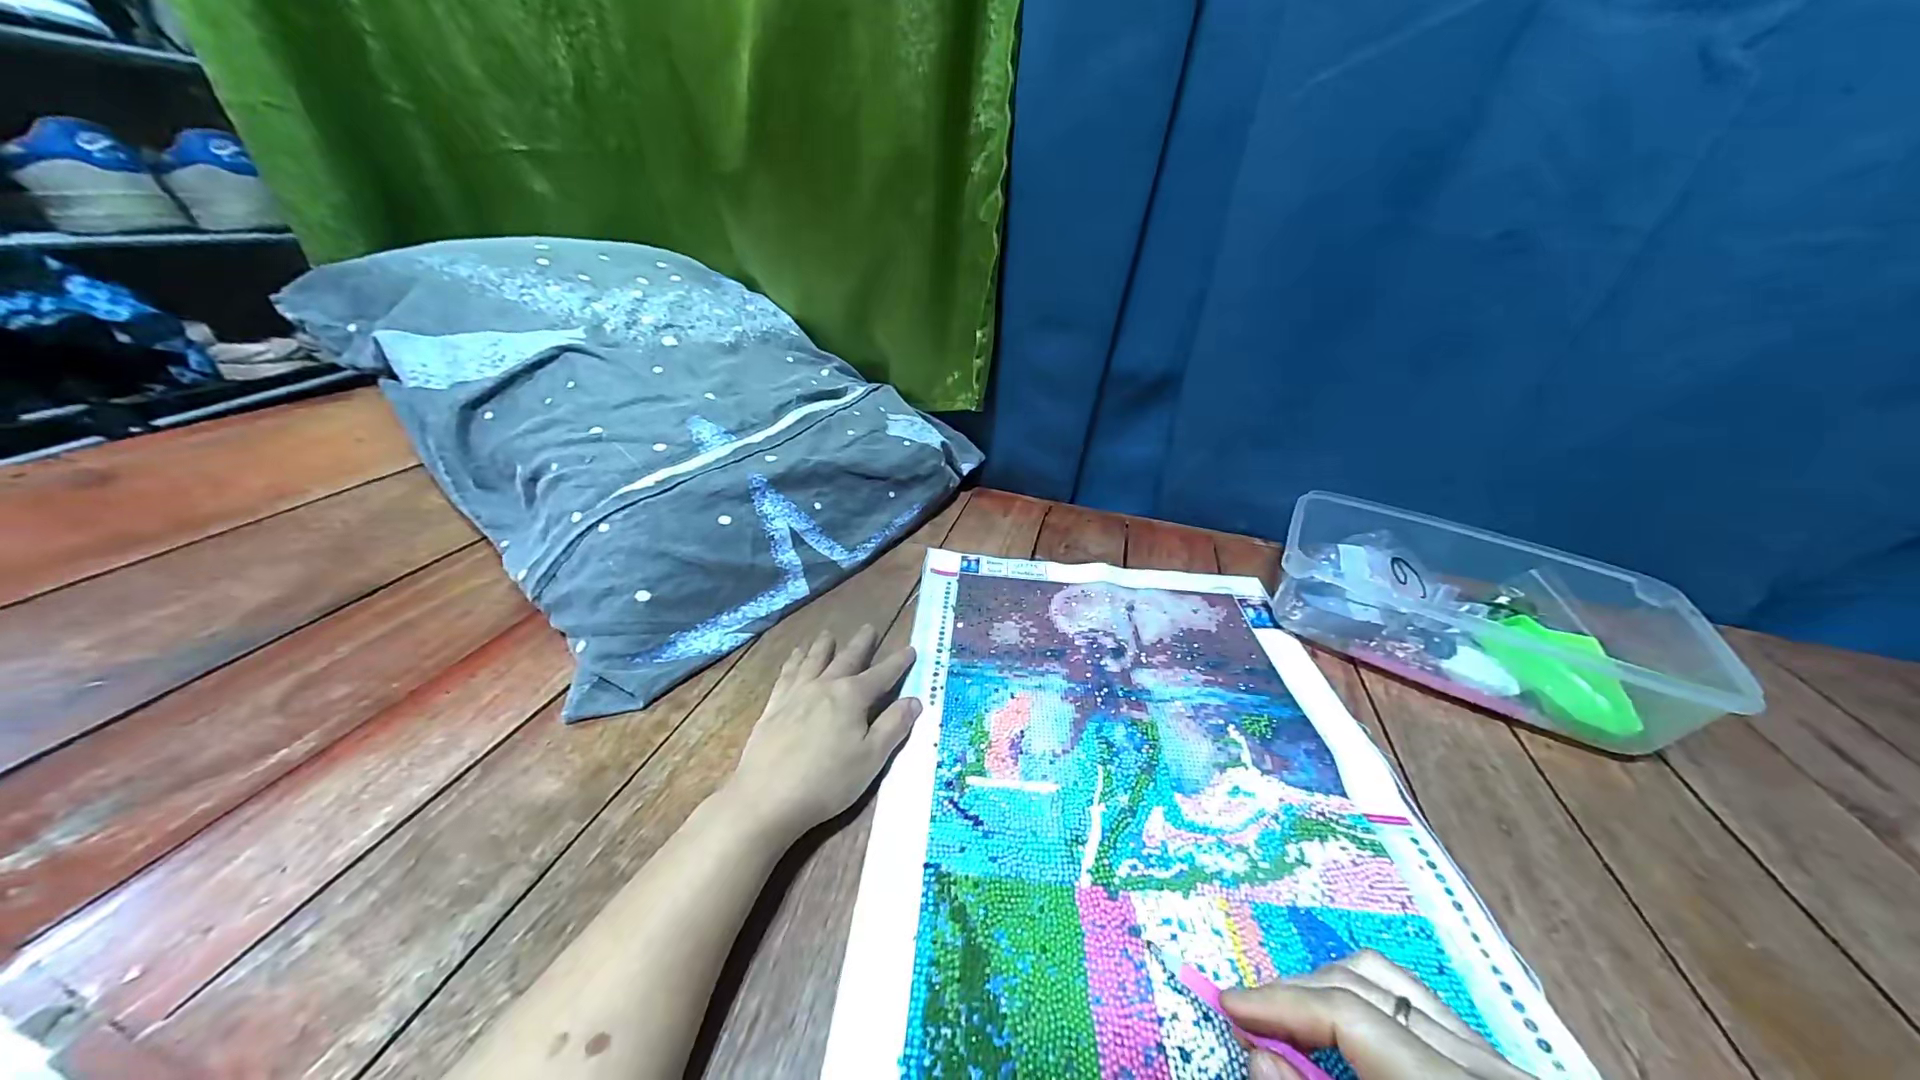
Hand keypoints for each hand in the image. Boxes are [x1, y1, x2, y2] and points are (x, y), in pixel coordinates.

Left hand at [723, 625, 919, 843]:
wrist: (767, 798)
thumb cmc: (828, 782)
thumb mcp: (871, 758)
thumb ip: (894, 726)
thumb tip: (914, 700)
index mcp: (852, 697)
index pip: (882, 675)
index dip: (898, 663)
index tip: (910, 649)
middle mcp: (824, 686)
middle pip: (846, 660)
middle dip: (861, 644)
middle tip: (868, 628)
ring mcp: (796, 694)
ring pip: (814, 661)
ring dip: (823, 646)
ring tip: (828, 634)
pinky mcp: (773, 707)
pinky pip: (787, 675)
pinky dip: (794, 661)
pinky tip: (795, 657)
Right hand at [1221, 950, 1533, 1079]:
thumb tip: (1257, 1055)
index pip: (1349, 1012)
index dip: (1279, 1003)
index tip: (1229, 1007)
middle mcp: (1486, 1065)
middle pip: (1364, 984)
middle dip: (1296, 992)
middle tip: (1251, 1017)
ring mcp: (1500, 1063)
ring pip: (1391, 982)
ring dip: (1327, 988)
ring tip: (1291, 1016)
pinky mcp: (1501, 1069)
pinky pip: (1419, 1005)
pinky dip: (1367, 1002)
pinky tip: (1345, 1029)